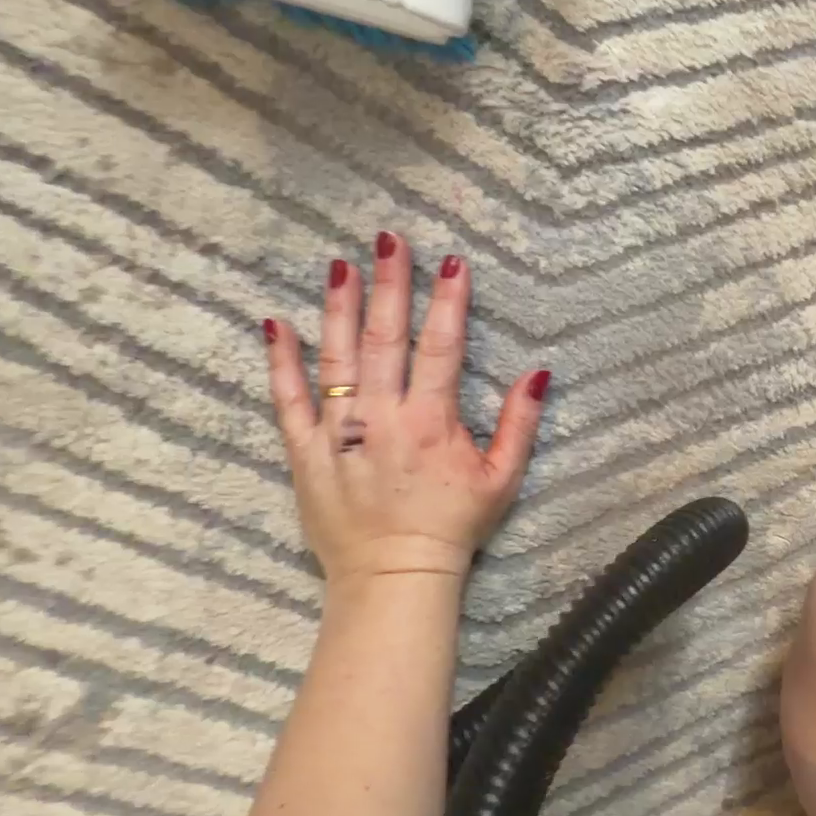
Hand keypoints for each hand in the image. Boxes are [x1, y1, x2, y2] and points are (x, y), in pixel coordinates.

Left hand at [261, 232, 550, 587]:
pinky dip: (280, 361)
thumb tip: (538, 373)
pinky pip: (285, 400)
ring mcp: (337, 432)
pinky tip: (276, 324)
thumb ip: (520, 424)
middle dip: (389, 286)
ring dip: (338, 309)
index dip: (448, 303)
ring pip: (335, 359)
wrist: (394, 574)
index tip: (452, 263)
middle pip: (384, 339)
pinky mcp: (304, 451)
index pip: (441, 348)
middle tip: (388, 241)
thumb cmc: (455, 524)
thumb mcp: (503, 477)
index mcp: (431, 422)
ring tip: (339, 266)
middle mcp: (381, 418)